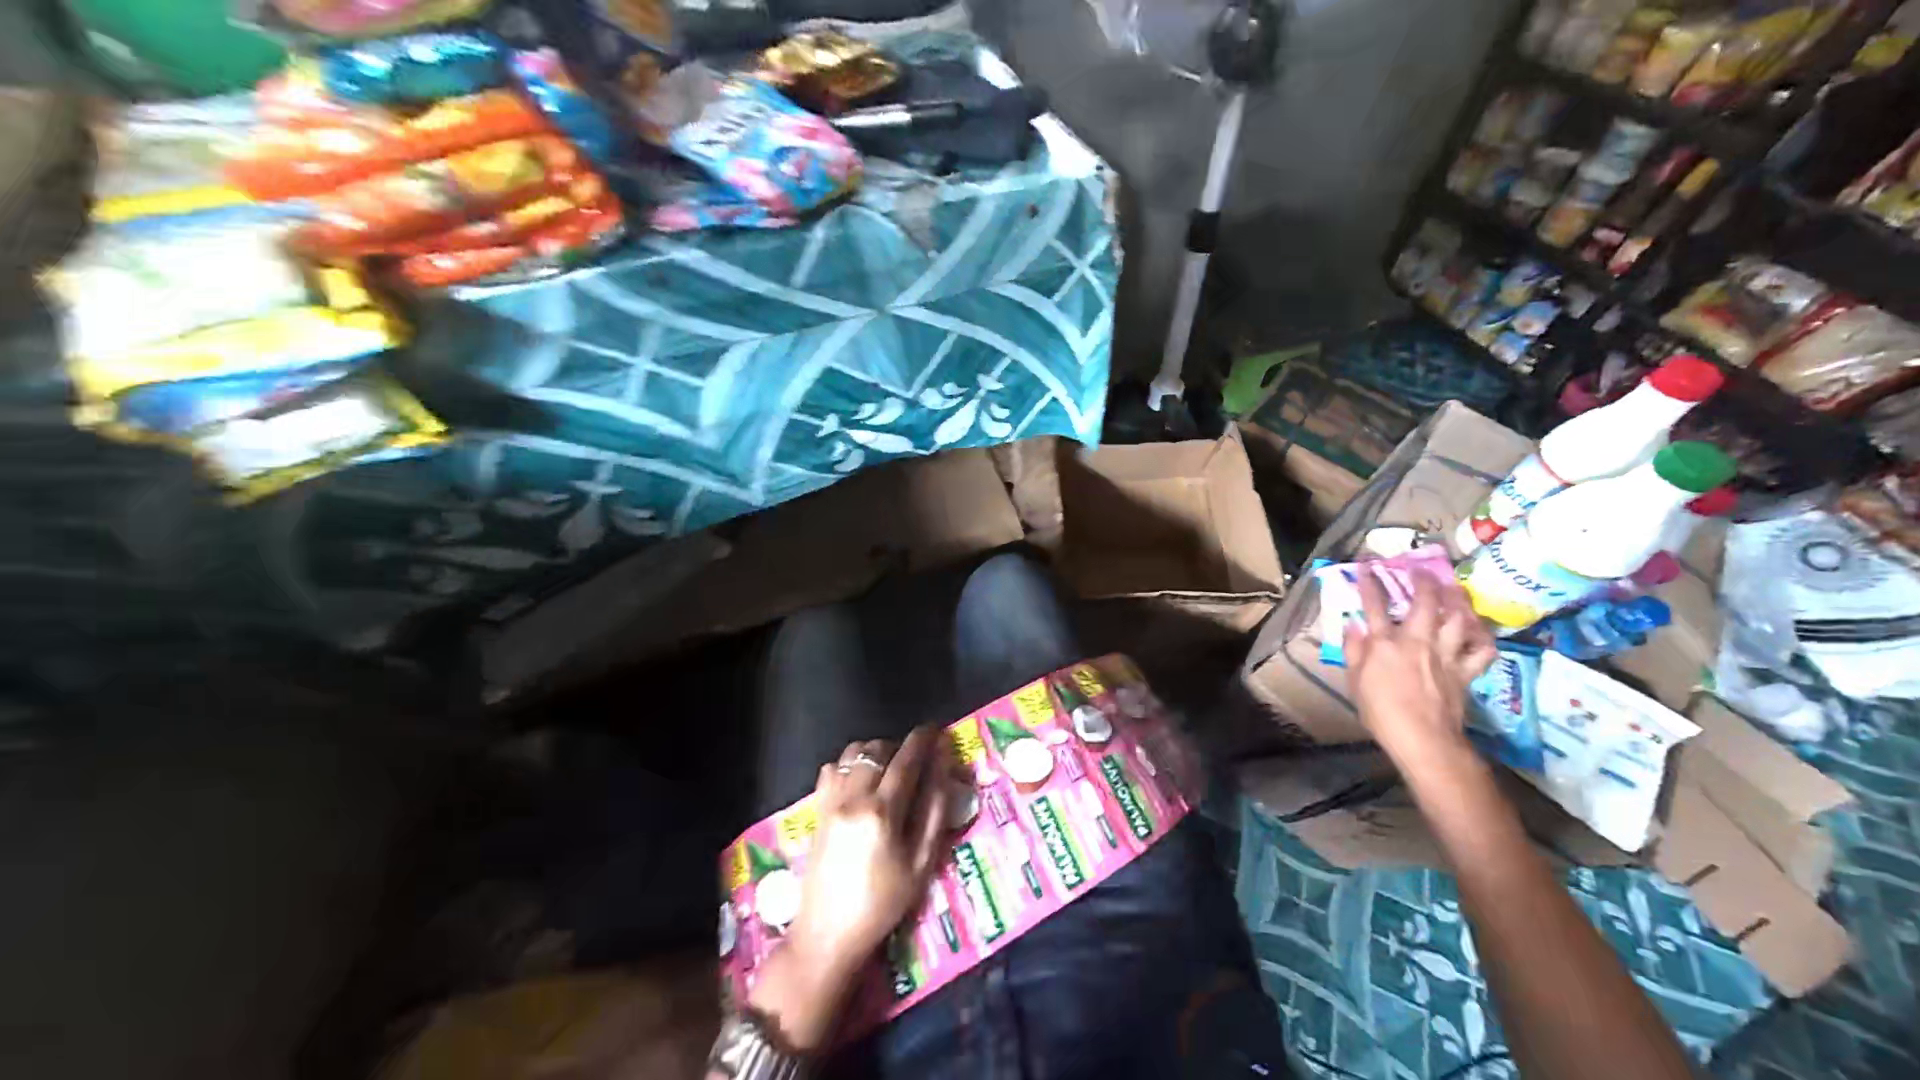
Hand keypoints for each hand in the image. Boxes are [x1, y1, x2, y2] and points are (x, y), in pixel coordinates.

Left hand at [744, 727, 956, 1053]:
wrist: (828, 934)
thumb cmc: (883, 903)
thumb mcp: (921, 863)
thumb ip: (934, 811)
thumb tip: (943, 769)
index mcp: (882, 810)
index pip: (907, 759)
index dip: (924, 739)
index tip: (936, 729)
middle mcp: (853, 796)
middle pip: (878, 749)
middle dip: (900, 745)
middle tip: (917, 757)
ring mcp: (830, 801)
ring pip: (852, 753)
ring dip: (875, 751)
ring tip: (889, 768)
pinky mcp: (817, 810)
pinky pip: (832, 768)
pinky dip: (849, 764)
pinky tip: (860, 781)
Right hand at [1344, 569, 1496, 768]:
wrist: (1423, 739)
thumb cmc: (1381, 712)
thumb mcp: (1355, 681)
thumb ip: (1355, 650)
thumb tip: (1354, 625)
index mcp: (1385, 644)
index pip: (1374, 605)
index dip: (1371, 584)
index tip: (1368, 567)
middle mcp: (1417, 642)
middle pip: (1424, 603)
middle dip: (1422, 581)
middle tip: (1420, 569)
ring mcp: (1445, 655)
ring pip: (1457, 619)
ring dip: (1456, 600)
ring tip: (1454, 588)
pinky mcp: (1465, 671)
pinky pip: (1481, 649)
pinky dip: (1482, 637)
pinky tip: (1477, 630)